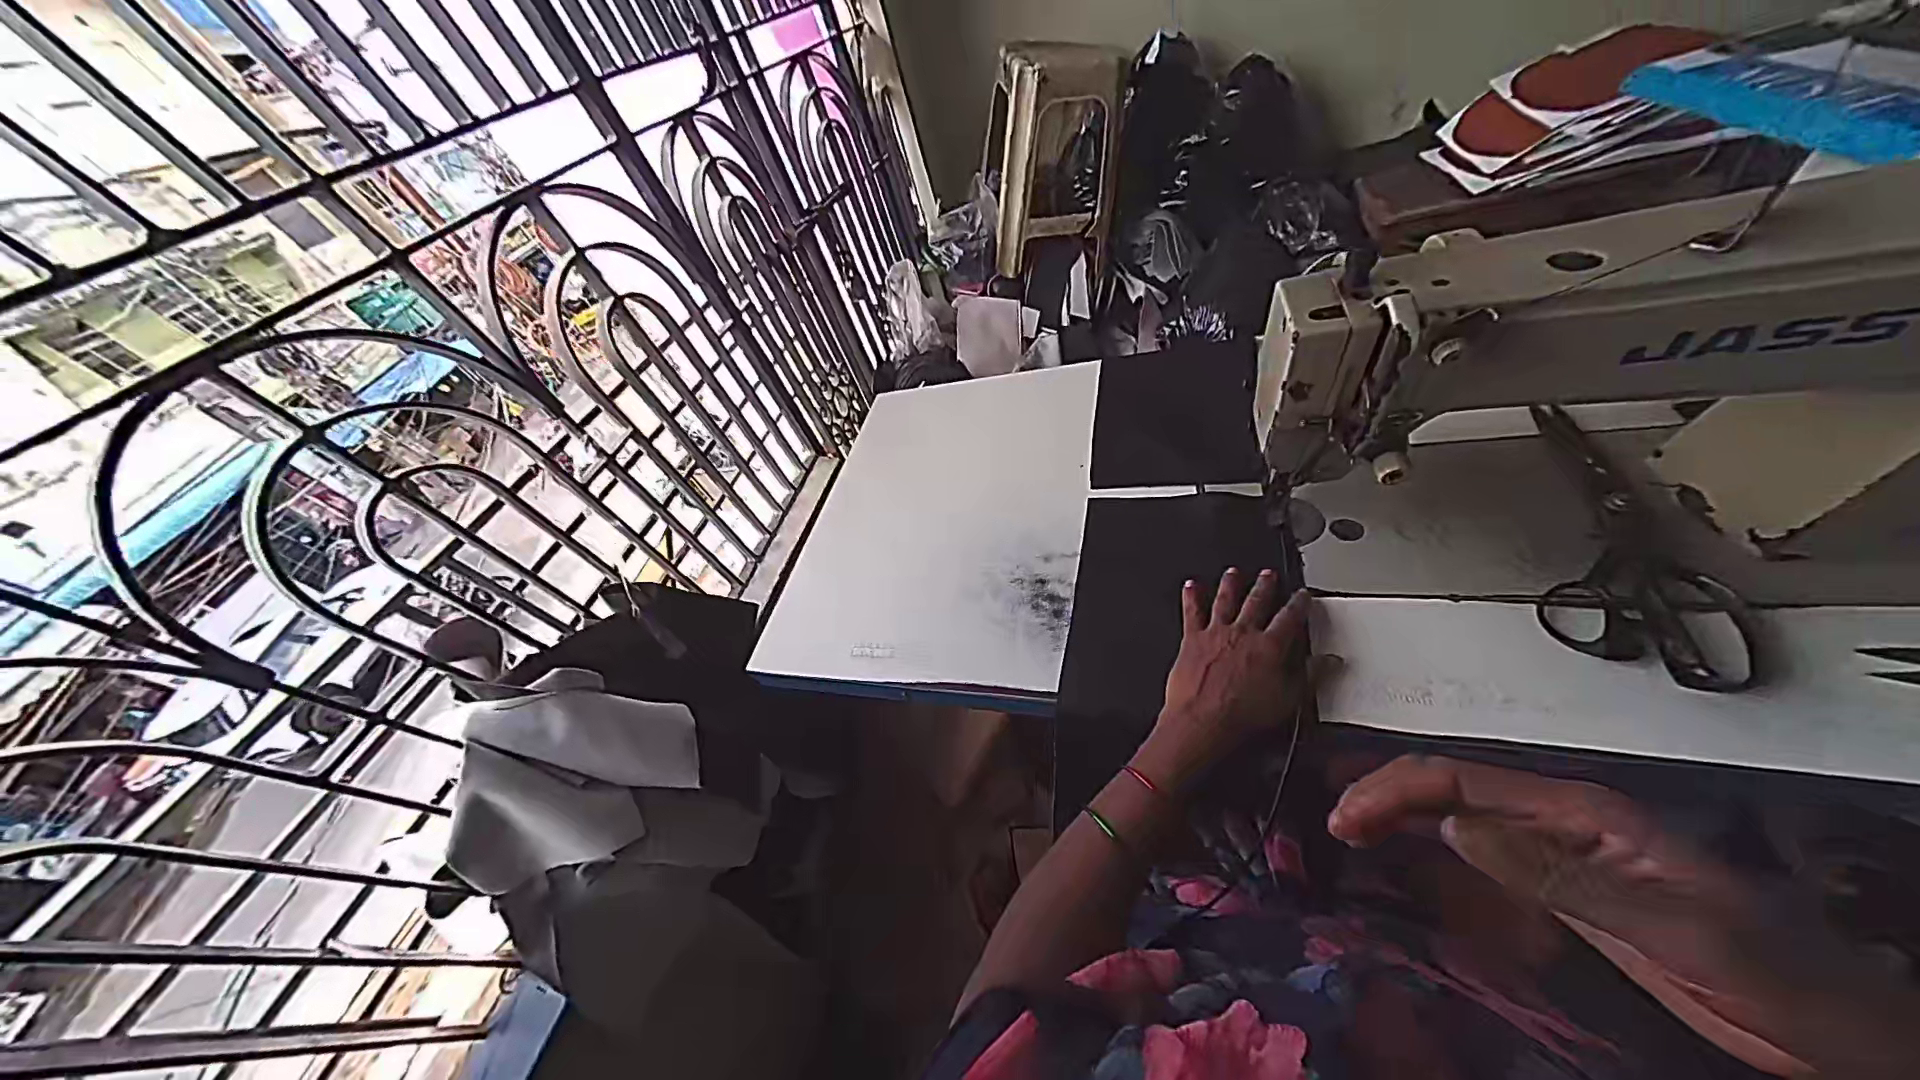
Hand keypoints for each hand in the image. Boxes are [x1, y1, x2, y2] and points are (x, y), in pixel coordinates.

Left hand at [1135, 569, 1324, 789]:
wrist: (1203, 719)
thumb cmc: (1242, 714)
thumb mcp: (1288, 700)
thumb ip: (1311, 676)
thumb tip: (1329, 663)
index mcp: (1269, 647)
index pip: (1290, 618)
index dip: (1298, 604)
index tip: (1302, 595)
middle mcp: (1242, 633)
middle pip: (1256, 602)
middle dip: (1265, 586)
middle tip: (1268, 574)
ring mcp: (1216, 633)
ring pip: (1225, 600)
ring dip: (1230, 584)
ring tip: (1233, 572)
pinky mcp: (1192, 639)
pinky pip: (1192, 612)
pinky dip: (1191, 597)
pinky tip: (1191, 585)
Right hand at [1329, 756, 1919, 1077]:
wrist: (1842, 1032)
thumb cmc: (1773, 973)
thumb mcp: (1671, 924)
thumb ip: (1556, 870)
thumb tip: (1451, 825)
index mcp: (1577, 810)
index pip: (1458, 780)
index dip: (1392, 789)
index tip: (1346, 817)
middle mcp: (1555, 818)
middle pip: (1446, 788)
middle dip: (1381, 795)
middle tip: (1334, 826)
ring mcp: (1552, 849)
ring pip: (1452, 815)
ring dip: (1395, 816)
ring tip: (1348, 831)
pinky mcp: (1554, 883)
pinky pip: (1473, 852)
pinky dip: (1425, 846)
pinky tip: (1400, 854)